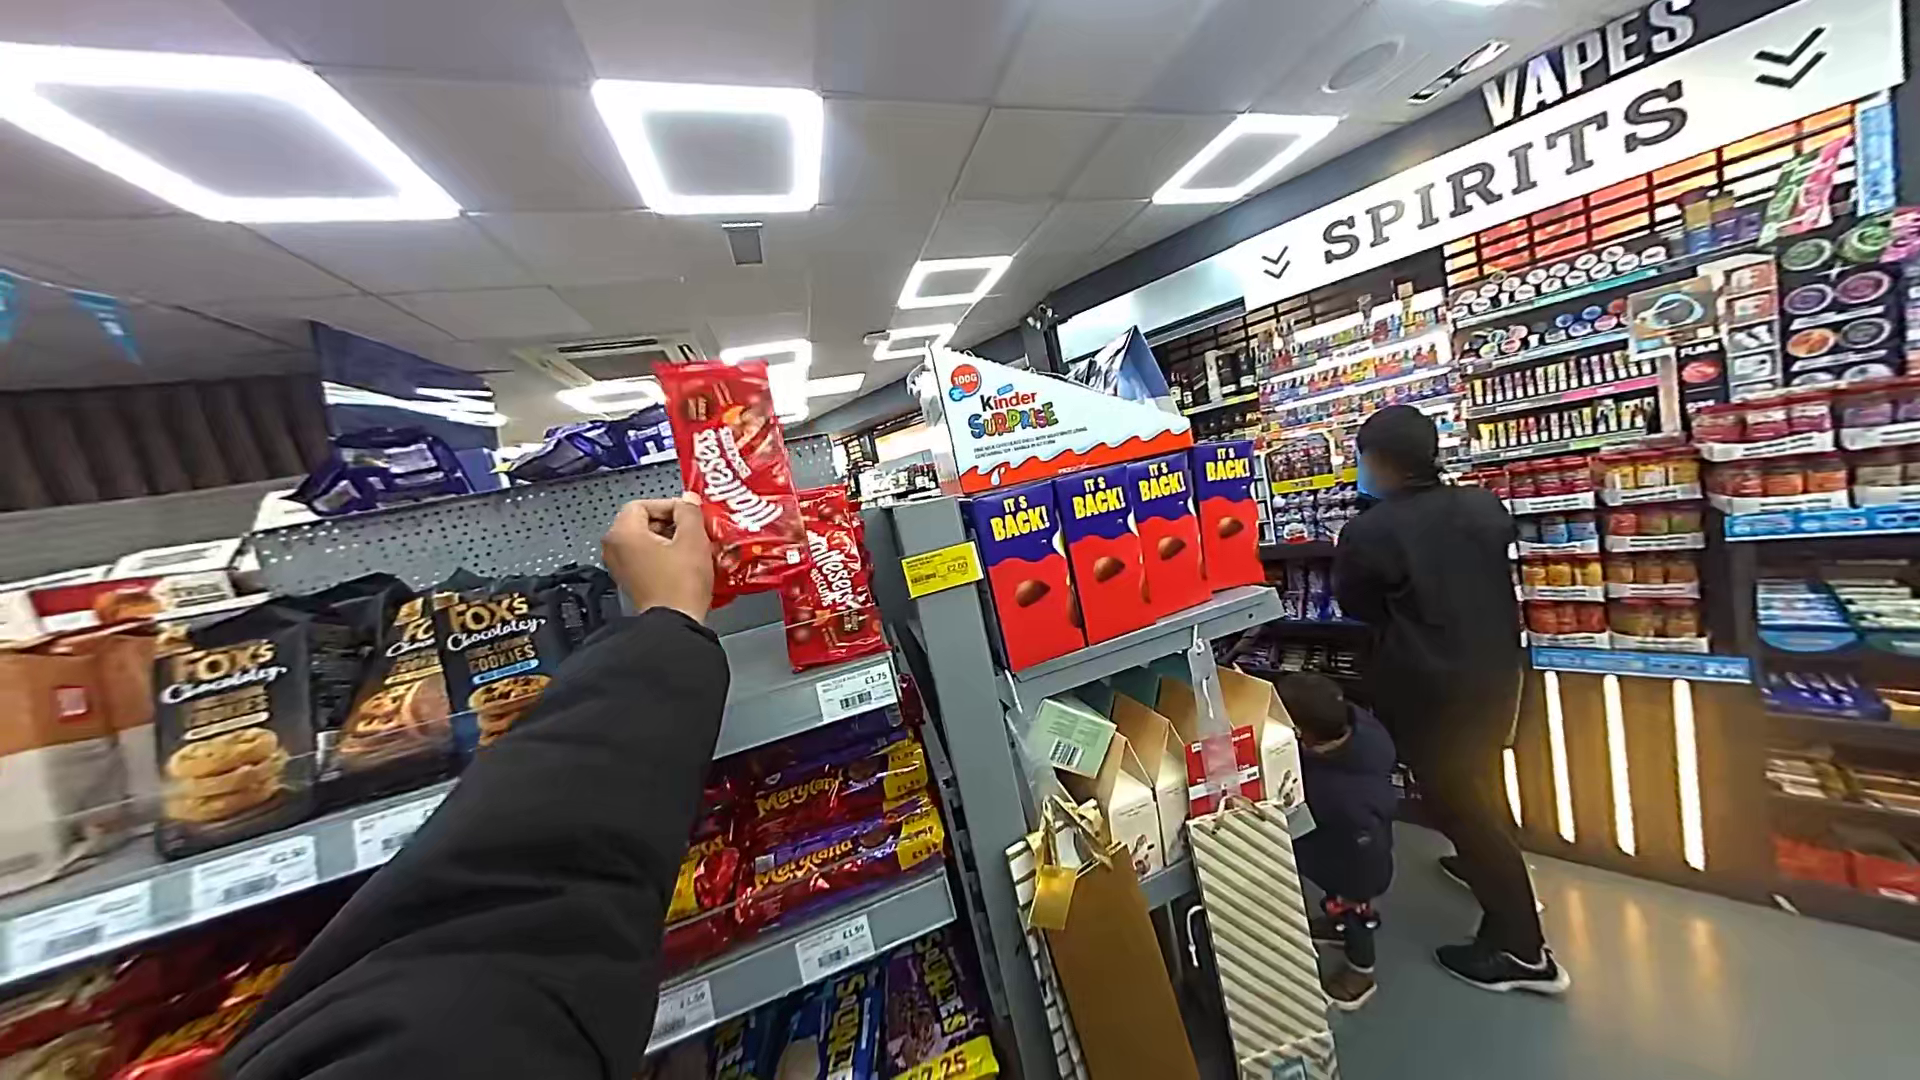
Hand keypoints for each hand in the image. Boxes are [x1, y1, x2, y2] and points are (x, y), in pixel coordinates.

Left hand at [602, 495, 713, 623]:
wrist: (674, 622)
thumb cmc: (682, 580)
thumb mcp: (693, 539)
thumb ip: (689, 512)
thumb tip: (687, 499)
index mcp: (622, 533)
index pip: (644, 504)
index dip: (671, 506)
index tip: (692, 516)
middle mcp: (614, 548)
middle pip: (644, 522)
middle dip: (673, 523)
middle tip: (697, 530)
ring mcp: (620, 566)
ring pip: (648, 540)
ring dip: (672, 539)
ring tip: (696, 547)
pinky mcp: (631, 581)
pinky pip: (647, 557)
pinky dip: (666, 555)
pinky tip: (687, 563)